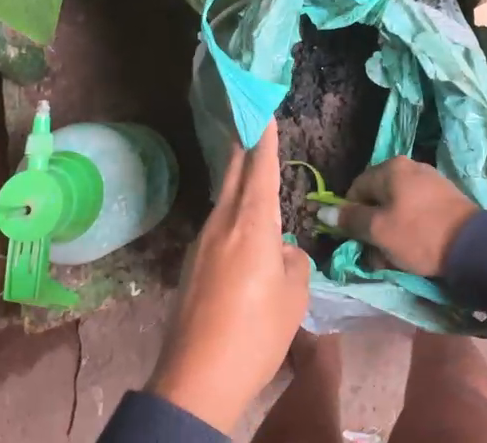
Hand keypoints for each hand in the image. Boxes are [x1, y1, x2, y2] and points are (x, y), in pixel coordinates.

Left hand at [148, 120, 310, 430]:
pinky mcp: (192, 265)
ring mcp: (202, 244)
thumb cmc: (257, 332)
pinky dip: (231, 211)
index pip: (260, 168)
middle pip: (233, 174)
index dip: (264, 137)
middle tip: (247, 119)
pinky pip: (217, 225)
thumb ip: (294, 262)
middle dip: (242, 146)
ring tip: (249, 167)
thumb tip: (283, 250)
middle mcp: (222, 223)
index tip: (263, 110)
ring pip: (223, 199)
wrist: (198, 378)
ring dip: (236, 179)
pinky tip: (242, 226)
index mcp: (252, 224)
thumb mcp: (294, 296)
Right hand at [320, 157, 479, 277]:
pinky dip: (410, 230)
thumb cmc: (419, 234)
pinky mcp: (444, 198)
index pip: (357, 187)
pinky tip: (414, 251)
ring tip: (395, 258)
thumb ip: (351, 219)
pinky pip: (416, 212)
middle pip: (378, 198)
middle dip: (372, 227)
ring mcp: (430, 181)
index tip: (355, 239)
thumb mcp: (379, 230)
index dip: (351, 214)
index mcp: (391, 168)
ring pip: (397, 208)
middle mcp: (410, 167)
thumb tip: (323, 211)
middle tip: (375, 254)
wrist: (472, 245)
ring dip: (390, 233)